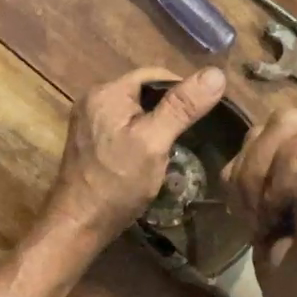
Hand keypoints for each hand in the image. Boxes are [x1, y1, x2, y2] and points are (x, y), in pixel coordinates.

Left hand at [42, 66, 227, 247]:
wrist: (79, 223)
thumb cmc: (118, 183)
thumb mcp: (154, 142)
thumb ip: (182, 107)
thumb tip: (217, 73)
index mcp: (107, 92)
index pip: (155, 75)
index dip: (183, 90)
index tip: (205, 113)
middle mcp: (93, 99)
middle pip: (143, 92)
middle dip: (169, 109)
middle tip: (194, 132)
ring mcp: (88, 121)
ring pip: (134, 111)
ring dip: (156, 124)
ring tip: (176, 144)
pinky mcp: (88, 141)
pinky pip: (122, 127)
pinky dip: (140, 135)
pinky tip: (152, 155)